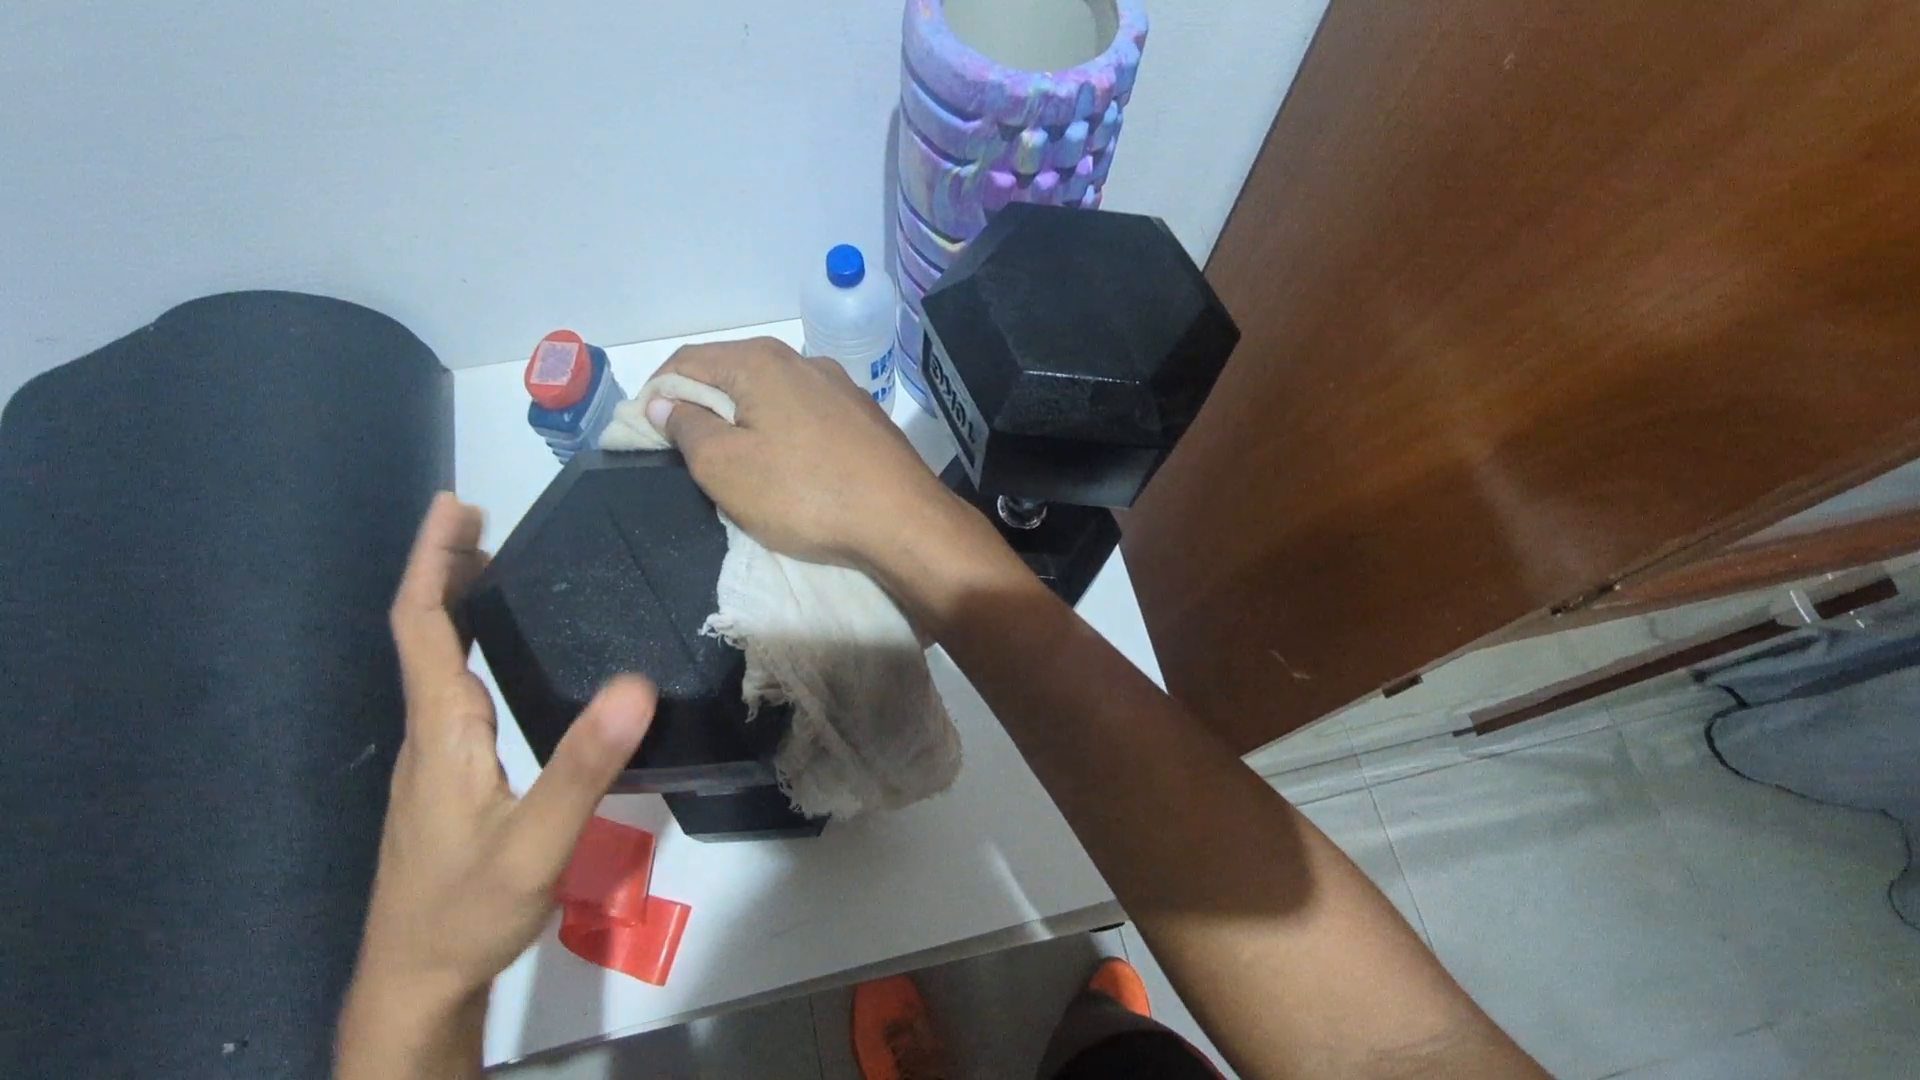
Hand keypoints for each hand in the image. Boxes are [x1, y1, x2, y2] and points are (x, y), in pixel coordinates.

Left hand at [337, 495, 656, 1077]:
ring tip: (493, 570)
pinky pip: (453, 693)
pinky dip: (469, 649)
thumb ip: (583, 766)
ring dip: (455, 607)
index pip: (421, 628)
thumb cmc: (466, 912)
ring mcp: (435, 762)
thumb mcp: (534, 843)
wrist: (414, 985)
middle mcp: (430, 735)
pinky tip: (502, 661)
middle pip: (423, 635)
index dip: (431, 562)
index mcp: (442, 731)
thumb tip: (635, 684)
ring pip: (436, 665)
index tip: (454, 506)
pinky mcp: (448, 782)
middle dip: (443, 570)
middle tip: (482, 523)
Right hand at [642, 338, 964, 572]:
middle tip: (686, 453)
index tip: (644, 432)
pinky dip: (784, 434)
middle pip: (732, 374)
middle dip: (702, 407)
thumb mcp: (726, 467)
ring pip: (773, 396)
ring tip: (737, 464)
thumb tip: (664, 402)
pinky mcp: (865, 419)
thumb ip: (688, 429)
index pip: (687, 361)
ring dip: (745, 422)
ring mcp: (841, 388)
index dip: (657, 393)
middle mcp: (804, 361)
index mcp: (761, 362)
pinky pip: (807, 417)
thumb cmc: (804, 493)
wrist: (903, 521)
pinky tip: (789, 467)